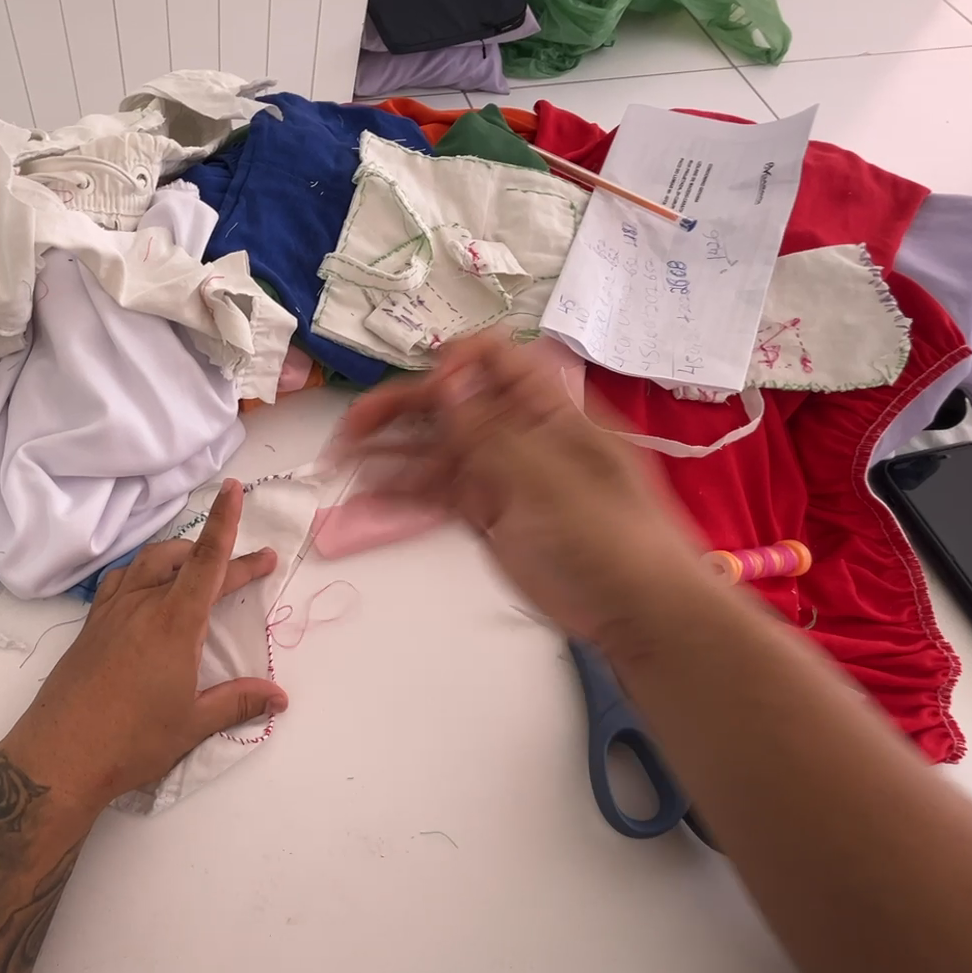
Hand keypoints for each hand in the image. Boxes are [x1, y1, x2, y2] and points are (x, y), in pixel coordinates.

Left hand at [0, 479, 287, 812]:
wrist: (59, 755)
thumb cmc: (132, 740)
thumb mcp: (193, 724)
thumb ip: (238, 702)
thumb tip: (280, 698)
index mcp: (174, 622)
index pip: (207, 561)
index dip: (225, 522)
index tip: (234, 488)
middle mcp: (142, 604)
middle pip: (184, 560)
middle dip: (219, 553)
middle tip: (251, 565)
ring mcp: (111, 611)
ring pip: (149, 562)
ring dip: (179, 556)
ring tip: (199, 567)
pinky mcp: (91, 625)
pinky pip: (122, 580)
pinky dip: (144, 571)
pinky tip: (147, 589)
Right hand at [331, 333, 709, 647]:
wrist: (632, 610)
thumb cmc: (606, 538)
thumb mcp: (548, 479)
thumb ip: (490, 430)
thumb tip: (447, 375)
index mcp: (546, 410)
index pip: (495, 362)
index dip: (454, 364)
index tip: (420, 384)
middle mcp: (518, 432)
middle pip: (451, 405)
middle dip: (400, 410)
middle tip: (350, 426)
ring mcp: (499, 473)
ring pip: (435, 448)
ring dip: (389, 450)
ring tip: (339, 457)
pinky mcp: (485, 510)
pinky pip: (437, 491)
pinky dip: (402, 489)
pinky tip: (366, 492)